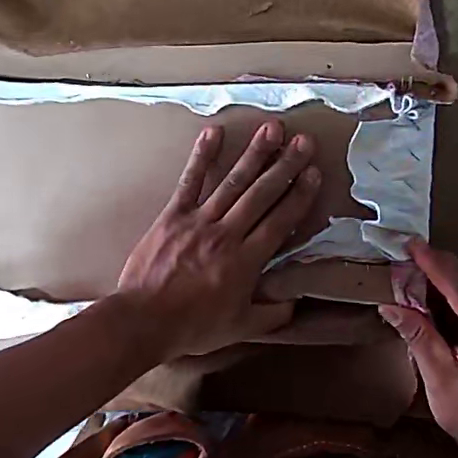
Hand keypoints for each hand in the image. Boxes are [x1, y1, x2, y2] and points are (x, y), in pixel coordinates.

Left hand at [115, 121, 322, 359]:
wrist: (143, 321)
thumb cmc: (193, 327)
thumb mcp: (240, 328)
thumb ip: (271, 314)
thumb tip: (295, 301)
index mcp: (246, 261)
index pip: (280, 221)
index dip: (299, 196)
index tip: (314, 173)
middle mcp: (227, 234)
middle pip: (262, 194)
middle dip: (285, 166)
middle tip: (303, 141)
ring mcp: (199, 221)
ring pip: (232, 182)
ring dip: (254, 154)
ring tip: (271, 129)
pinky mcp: (173, 215)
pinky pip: (190, 181)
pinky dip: (202, 156)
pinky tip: (214, 132)